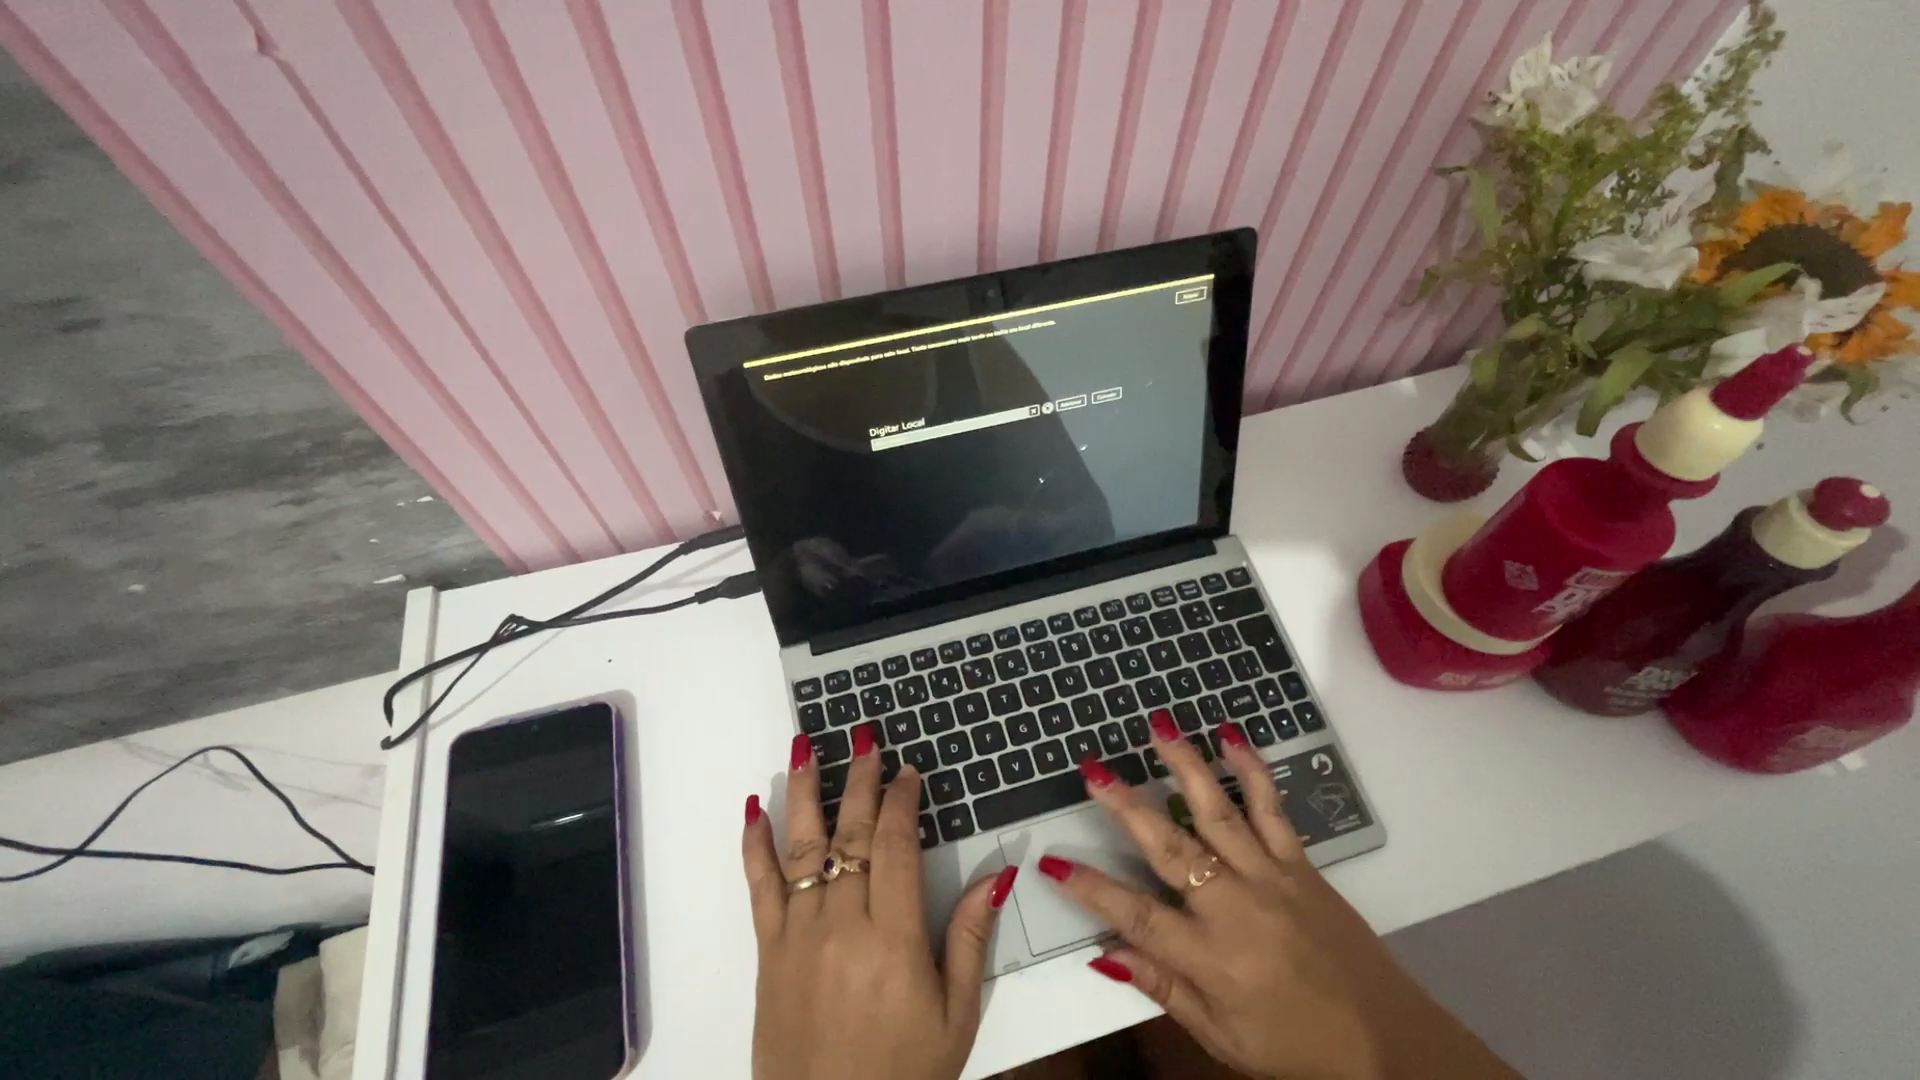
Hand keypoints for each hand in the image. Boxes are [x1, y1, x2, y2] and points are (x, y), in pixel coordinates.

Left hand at [742, 723, 1016, 1079]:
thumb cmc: (903, 1071)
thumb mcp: (956, 1016)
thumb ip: (970, 939)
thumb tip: (998, 875)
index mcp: (893, 937)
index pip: (894, 846)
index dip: (900, 801)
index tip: (907, 771)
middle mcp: (841, 922)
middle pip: (849, 833)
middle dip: (859, 779)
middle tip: (865, 737)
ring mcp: (797, 933)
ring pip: (800, 846)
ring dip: (804, 791)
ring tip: (805, 746)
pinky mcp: (768, 950)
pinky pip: (758, 886)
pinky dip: (753, 844)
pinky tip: (753, 808)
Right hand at [1040, 714, 1521, 1079]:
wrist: (1386, 1042)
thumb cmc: (1295, 1046)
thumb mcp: (1222, 1037)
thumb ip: (1163, 988)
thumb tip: (1104, 954)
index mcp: (1211, 958)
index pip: (1135, 916)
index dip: (1090, 889)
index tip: (1051, 862)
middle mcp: (1236, 908)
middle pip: (1170, 849)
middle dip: (1126, 807)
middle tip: (1092, 770)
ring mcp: (1272, 878)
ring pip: (1219, 813)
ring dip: (1185, 766)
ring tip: (1159, 727)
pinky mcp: (1301, 865)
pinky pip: (1272, 810)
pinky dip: (1251, 770)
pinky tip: (1232, 736)